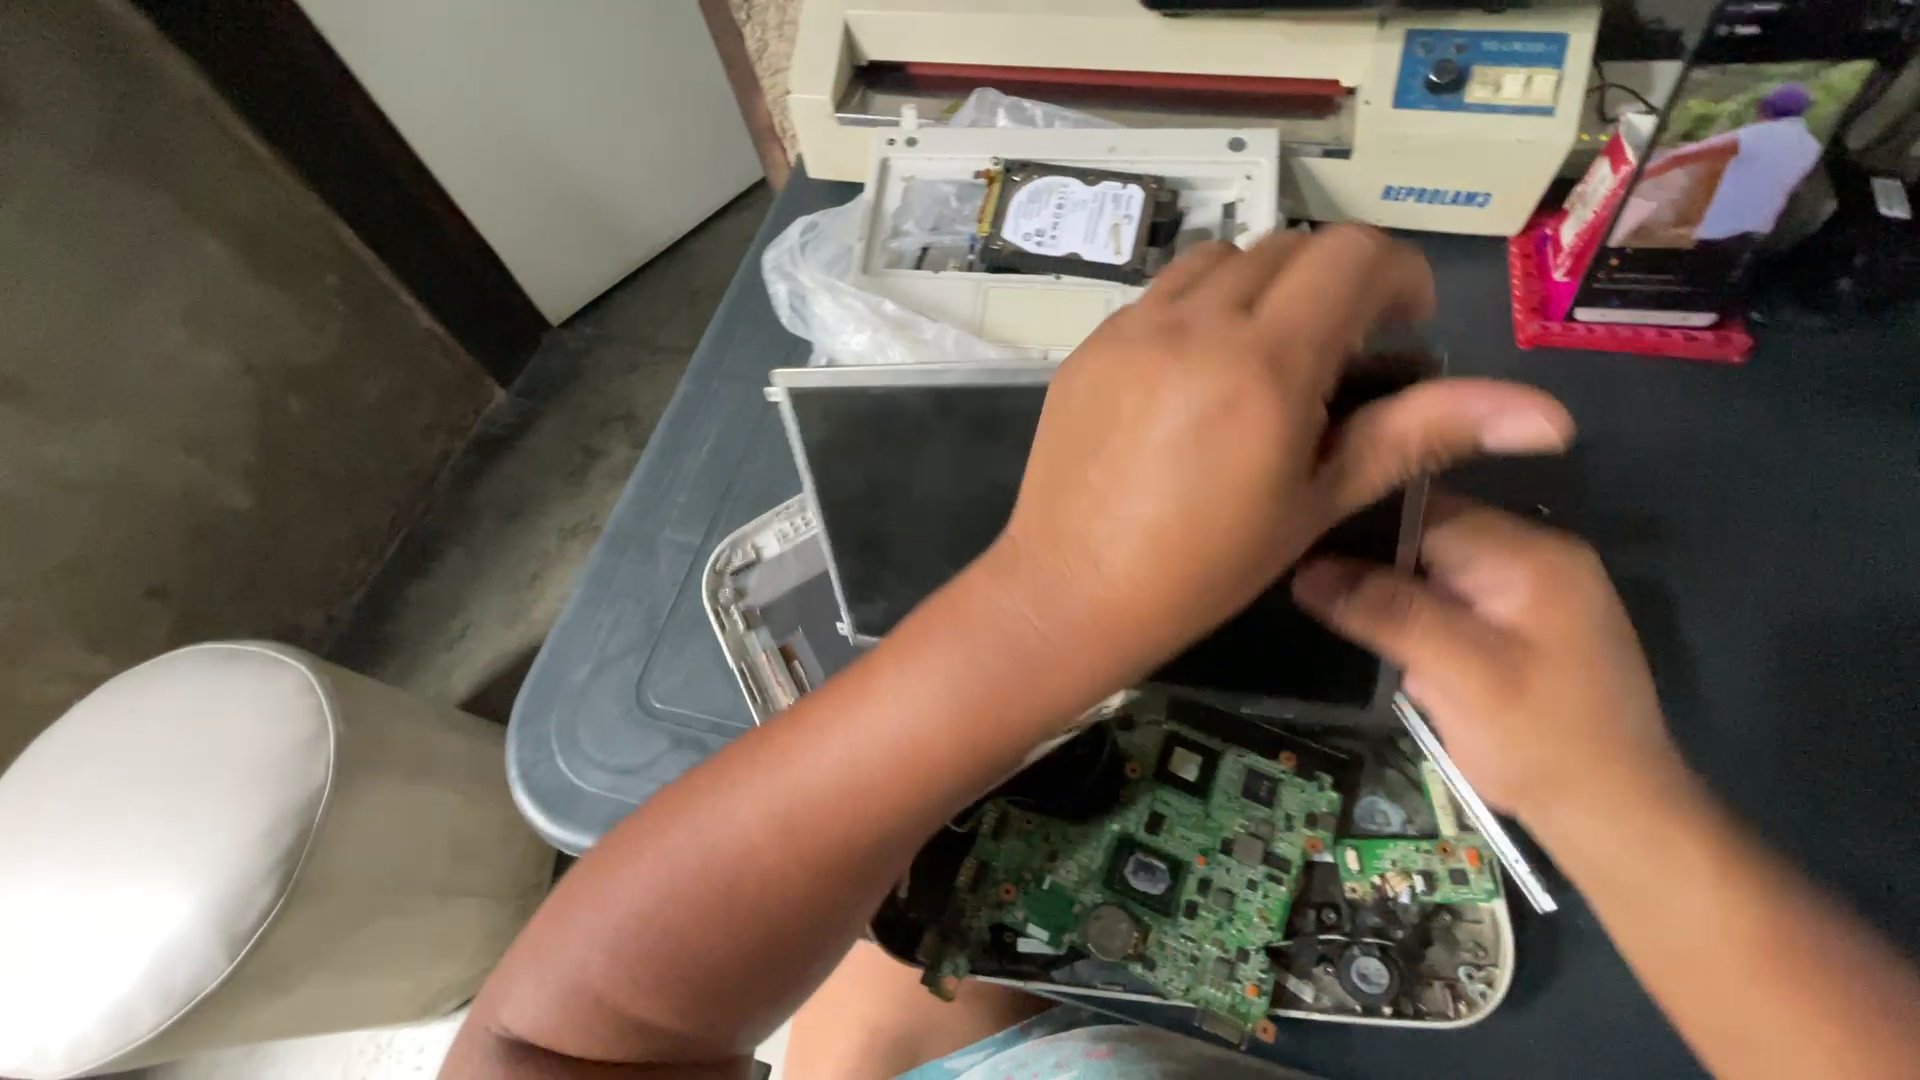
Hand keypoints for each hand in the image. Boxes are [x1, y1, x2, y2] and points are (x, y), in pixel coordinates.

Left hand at [983, 227, 1574, 687]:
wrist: (1072, 591)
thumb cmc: (1203, 567)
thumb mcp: (1316, 503)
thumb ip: (1418, 434)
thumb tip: (1546, 414)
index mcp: (1264, 363)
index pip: (1354, 255)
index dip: (1397, 277)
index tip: (1399, 329)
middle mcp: (1194, 324)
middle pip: (1289, 248)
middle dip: (1333, 282)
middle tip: (1336, 352)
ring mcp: (1129, 330)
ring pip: (1218, 260)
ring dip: (1261, 286)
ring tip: (1263, 356)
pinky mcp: (1088, 347)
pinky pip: (1157, 296)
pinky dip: (1196, 309)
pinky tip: (1194, 374)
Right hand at [1291, 497, 1689, 825]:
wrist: (1609, 814)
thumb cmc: (1540, 739)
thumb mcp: (1458, 672)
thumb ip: (1386, 613)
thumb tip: (1305, 571)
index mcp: (1528, 555)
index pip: (1422, 510)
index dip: (1356, 526)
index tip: (1299, 548)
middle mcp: (1529, 558)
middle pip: (1422, 534)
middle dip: (1365, 560)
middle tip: (1305, 583)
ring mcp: (1520, 592)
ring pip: (1424, 566)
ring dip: (1380, 588)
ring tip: (1326, 606)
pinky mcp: (1509, 623)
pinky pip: (1440, 595)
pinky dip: (1404, 611)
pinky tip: (1374, 633)